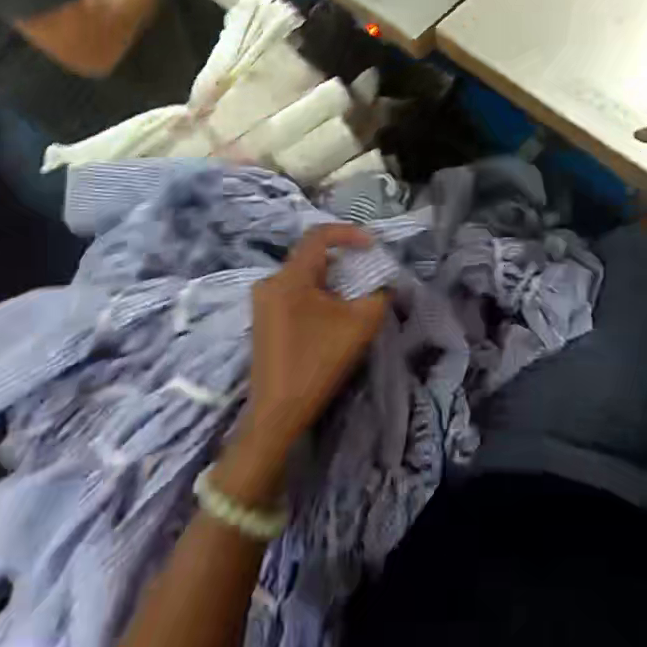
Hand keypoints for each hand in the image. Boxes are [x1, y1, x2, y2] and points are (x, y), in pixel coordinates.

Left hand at [242, 225, 388, 457]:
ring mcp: (262, 303)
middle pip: (311, 257)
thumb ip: (378, 295)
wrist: (277, 413)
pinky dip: (317, 297)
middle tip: (368, 277)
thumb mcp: (360, 325)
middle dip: (343, 262)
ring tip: (354, 300)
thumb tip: (384, 282)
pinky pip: (294, 295)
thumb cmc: (318, 363)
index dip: (349, 233)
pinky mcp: (263, 322)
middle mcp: (270, 282)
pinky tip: (331, 319)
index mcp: (289, 277)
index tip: (373, 246)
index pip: (318, 236)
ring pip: (303, 278)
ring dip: (331, 282)